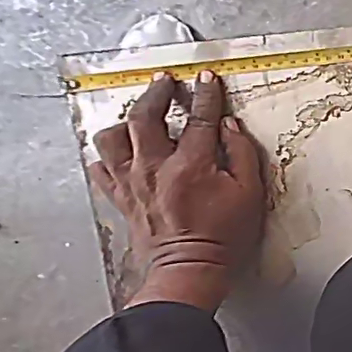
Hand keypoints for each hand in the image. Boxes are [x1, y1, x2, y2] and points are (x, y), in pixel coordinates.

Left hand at [88, 71, 265, 311]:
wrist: (190, 270)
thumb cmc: (223, 237)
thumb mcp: (249, 194)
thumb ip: (242, 155)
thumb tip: (230, 128)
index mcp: (191, 164)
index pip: (199, 117)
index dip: (206, 94)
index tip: (207, 80)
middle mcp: (155, 167)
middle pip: (145, 116)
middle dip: (156, 92)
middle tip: (164, 82)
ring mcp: (134, 182)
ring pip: (112, 137)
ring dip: (124, 121)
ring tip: (137, 117)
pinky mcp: (123, 198)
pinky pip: (102, 169)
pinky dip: (107, 156)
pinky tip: (119, 153)